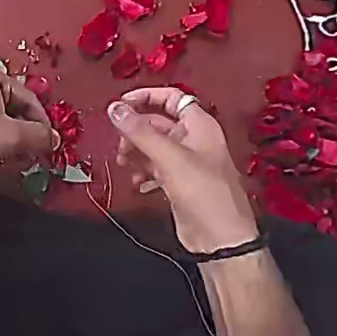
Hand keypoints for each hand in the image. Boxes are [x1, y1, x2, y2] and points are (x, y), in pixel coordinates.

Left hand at [0, 63, 57, 183]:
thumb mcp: (11, 137)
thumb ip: (39, 135)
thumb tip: (56, 139)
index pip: (29, 98)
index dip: (43, 122)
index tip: (52, 144)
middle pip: (15, 107)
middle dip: (28, 131)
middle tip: (39, 153)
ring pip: (2, 118)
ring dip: (15, 138)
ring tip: (22, 158)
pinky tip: (3, 157)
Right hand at [109, 88, 257, 253]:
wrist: (220, 238)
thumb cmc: (204, 192)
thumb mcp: (169, 157)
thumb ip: (140, 131)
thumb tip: (115, 108)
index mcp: (199, 125)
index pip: (171, 98)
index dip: (146, 97)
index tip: (121, 105)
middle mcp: (194, 140)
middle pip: (158, 123)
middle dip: (135, 131)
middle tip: (120, 143)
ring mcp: (187, 162)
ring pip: (154, 146)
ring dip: (136, 152)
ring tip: (125, 164)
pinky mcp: (179, 183)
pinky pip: (156, 168)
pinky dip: (144, 171)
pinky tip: (138, 182)